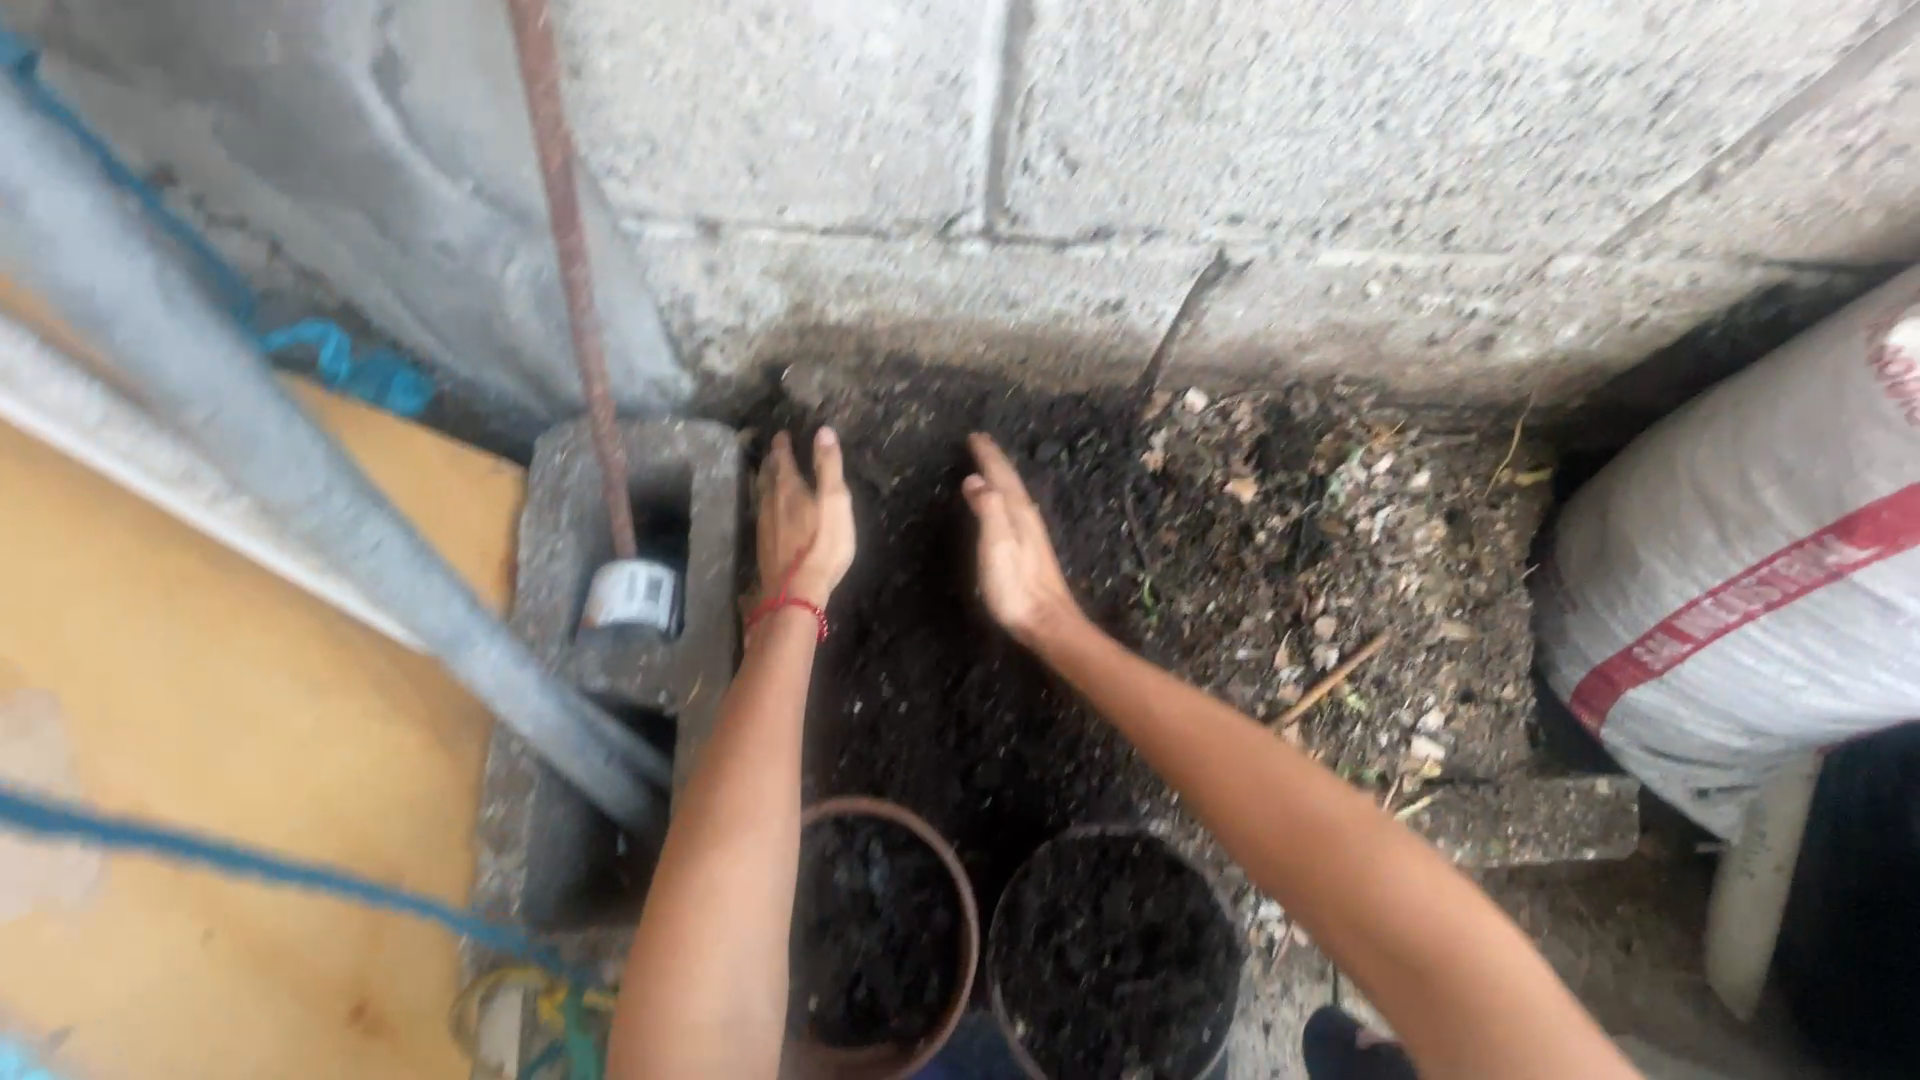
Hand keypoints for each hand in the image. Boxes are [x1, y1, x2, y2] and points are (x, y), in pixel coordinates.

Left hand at [755, 428, 854, 607]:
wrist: (796, 590)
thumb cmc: (822, 544)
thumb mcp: (835, 501)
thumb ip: (829, 466)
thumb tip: (823, 431)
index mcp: (789, 489)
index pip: (783, 460)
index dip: (783, 446)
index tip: (782, 434)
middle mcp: (771, 503)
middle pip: (768, 477)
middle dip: (772, 462)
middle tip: (774, 452)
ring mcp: (764, 526)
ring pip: (762, 496)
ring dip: (766, 483)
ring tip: (769, 476)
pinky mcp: (764, 546)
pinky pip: (763, 515)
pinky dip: (767, 505)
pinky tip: (769, 513)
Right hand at [962, 433, 1084, 643]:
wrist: (1046, 622)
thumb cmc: (1016, 586)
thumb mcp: (997, 544)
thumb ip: (988, 509)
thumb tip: (975, 479)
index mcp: (1018, 512)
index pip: (1000, 475)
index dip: (987, 455)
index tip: (974, 436)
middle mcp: (1028, 517)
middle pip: (1010, 481)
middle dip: (995, 461)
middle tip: (981, 443)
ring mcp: (1031, 534)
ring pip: (1014, 495)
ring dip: (1001, 478)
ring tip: (990, 467)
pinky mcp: (1030, 550)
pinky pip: (1014, 510)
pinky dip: (1005, 498)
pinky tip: (1005, 507)